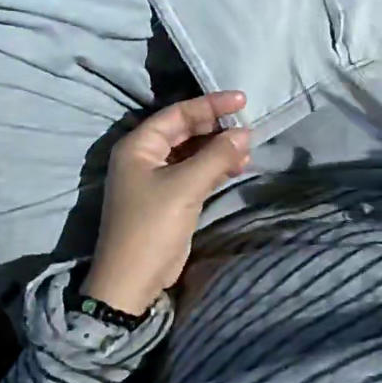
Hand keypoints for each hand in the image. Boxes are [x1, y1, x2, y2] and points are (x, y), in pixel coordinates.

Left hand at [81, 92, 251, 314]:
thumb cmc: (152, 227)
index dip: (210, 105)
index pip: (177, 114)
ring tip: (248, 149)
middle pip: (185, 131)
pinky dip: (215, 167)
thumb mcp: (185, 187)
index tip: (242, 101)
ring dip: (219, 149)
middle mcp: (145, 157)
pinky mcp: (170, 198)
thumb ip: (216, 157)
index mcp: (138, 146)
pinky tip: (237, 167)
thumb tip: (245, 134)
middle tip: (248, 124)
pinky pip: (195, 172)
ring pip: (192, 152)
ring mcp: (157, 178)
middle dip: (216, 127)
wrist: (133, 281)